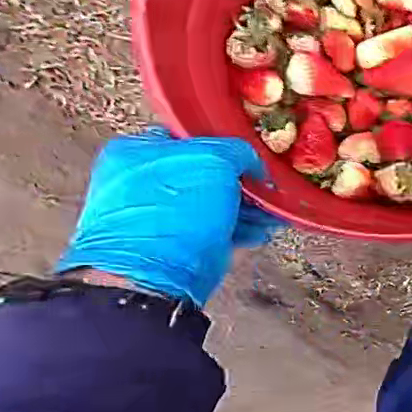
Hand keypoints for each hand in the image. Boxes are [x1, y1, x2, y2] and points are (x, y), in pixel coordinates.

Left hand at [56, 127, 281, 304]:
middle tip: (268, 191)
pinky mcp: (181, 242)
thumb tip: (251, 161)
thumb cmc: (173, 213)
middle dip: (245, 184)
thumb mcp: (212, 162)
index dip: (226, 147)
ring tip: (272, 216)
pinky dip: (243, 229)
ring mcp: (163, 213)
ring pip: (219, 203)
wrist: (155, 273)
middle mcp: (146, 181)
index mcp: (139, 152)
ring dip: (251, 209)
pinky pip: (220, 228)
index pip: (192, 138)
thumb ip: (235, 151)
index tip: (253, 159)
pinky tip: (260, 232)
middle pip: (210, 174)